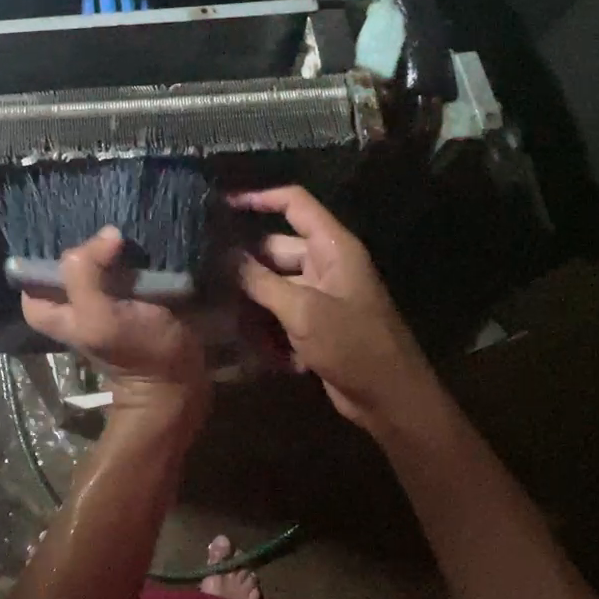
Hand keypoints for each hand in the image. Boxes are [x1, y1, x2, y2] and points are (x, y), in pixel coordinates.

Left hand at [20, 226, 209, 414]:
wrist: (180, 373)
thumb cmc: (136, 351)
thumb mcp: (99, 318)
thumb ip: (85, 276)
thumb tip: (107, 234)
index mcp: (51, 310)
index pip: (33, 268)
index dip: (51, 253)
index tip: (78, 241)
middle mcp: (71, 298)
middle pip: (67, 255)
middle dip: (85, 242)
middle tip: (108, 232)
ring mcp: (100, 291)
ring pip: (94, 253)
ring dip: (108, 242)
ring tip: (125, 230)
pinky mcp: (128, 287)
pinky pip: (121, 258)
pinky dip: (129, 248)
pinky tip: (139, 237)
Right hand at [231, 186, 440, 438]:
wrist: (391, 400)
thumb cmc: (353, 345)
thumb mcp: (302, 311)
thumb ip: (260, 281)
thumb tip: (224, 258)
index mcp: (333, 248)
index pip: (295, 204)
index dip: (260, 198)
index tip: (222, 205)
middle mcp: (327, 264)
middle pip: (275, 249)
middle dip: (245, 264)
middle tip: (206, 274)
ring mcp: (322, 295)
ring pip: (273, 284)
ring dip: (253, 300)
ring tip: (224, 313)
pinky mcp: (316, 323)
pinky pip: (281, 311)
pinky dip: (267, 325)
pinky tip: (253, 345)